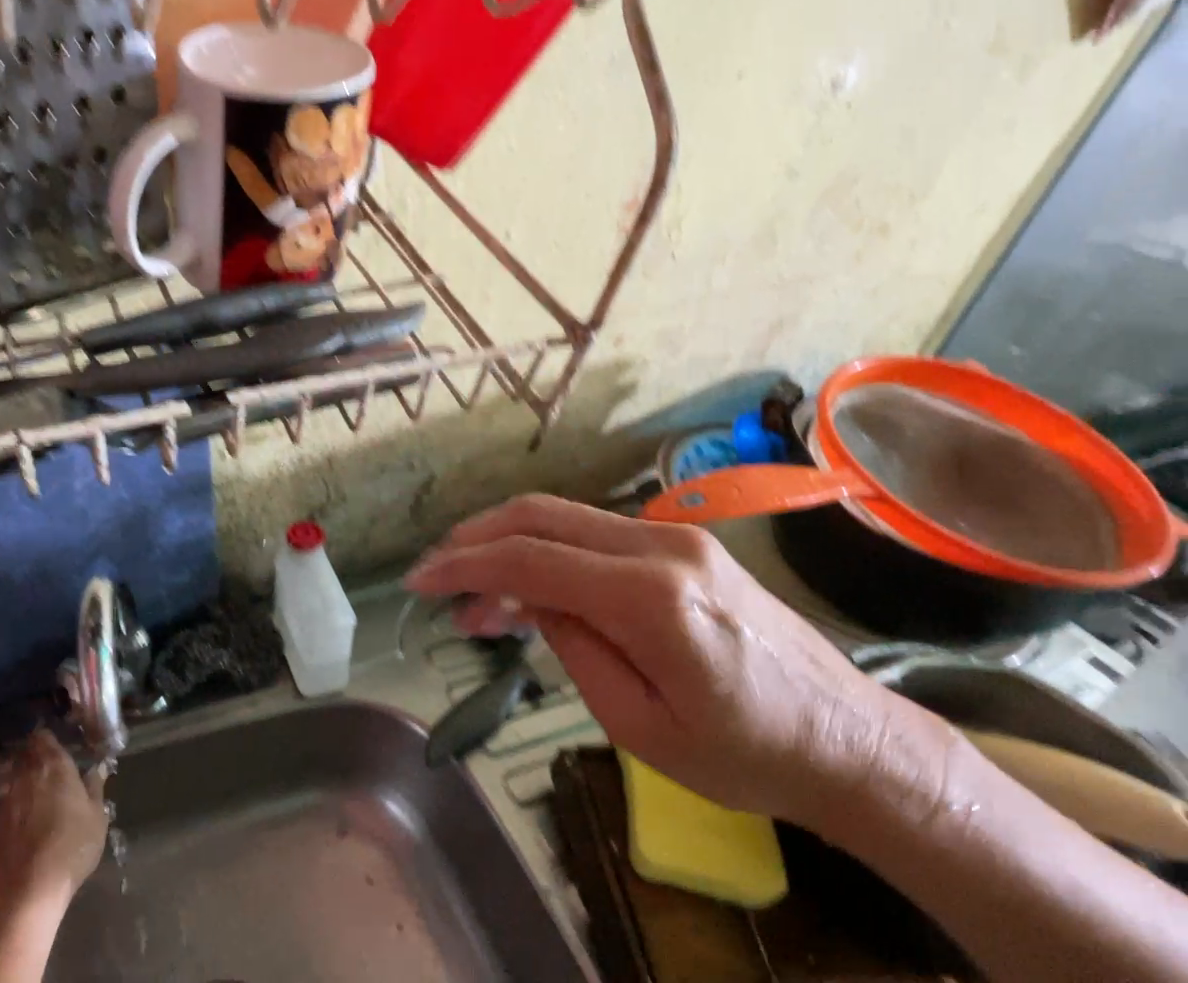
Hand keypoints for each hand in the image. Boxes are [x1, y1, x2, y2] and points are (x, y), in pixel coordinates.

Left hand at [0, 729, 110, 902]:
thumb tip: (96, 769)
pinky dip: (20, 803)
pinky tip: (32, 820)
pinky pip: (11, 800)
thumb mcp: (97, 817)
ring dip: (29, 781)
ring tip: (45, 797)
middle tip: (55, 771)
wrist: (30, 886)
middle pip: (27, 753)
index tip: (60, 747)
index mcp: (54, 765)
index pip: (43, 737)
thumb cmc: (72, 845)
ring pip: (17, 777)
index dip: (49, 740)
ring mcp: (8, 797)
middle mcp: (27, 774)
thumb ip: (95, 788)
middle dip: (38, 757)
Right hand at [404, 495, 951, 825]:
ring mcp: (679, 539)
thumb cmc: (744, 755)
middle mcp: (662, 546)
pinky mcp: (686, 549)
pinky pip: (595, 535)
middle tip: (436, 580)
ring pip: (564, 518)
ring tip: (477, 605)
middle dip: (475, 540)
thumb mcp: (637, 723)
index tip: (419, 583)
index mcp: (649, 597)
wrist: (851, 744)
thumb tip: (531, 600)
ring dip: (508, 547)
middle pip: (540, 516)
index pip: (529, 559)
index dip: (463, 566)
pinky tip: (530, 593)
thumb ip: (573, 647)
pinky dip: (547, 553)